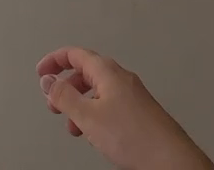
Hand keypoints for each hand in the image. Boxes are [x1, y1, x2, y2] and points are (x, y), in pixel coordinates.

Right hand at [36, 47, 213, 169]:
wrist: (172, 161)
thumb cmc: (135, 137)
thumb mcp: (88, 116)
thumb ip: (64, 96)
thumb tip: (48, 80)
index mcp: (107, 70)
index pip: (74, 54)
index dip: (54, 61)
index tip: (41, 72)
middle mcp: (120, 77)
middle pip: (85, 71)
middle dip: (65, 86)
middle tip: (53, 102)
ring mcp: (132, 94)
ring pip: (97, 91)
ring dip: (80, 104)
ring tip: (73, 125)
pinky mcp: (140, 111)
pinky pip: (110, 104)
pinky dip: (95, 113)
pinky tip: (95, 133)